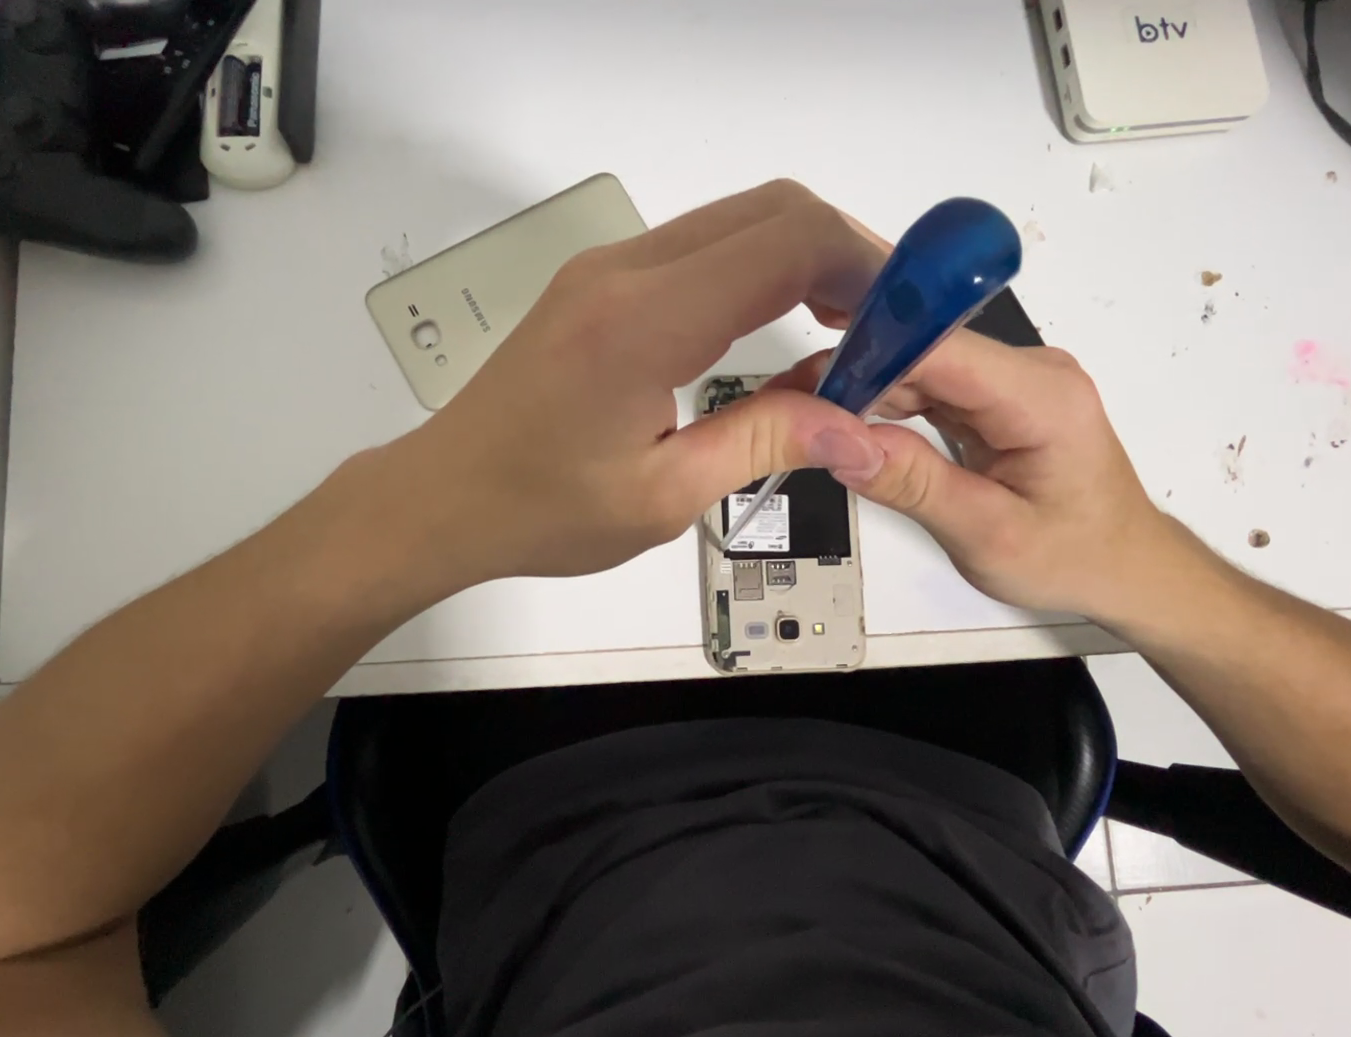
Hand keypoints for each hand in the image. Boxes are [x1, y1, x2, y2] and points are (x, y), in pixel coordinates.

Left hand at [394, 180, 890, 582]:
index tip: (904, 319)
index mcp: (643, 323)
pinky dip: (756, 267)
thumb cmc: (541, 512)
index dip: (865, 266)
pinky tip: (777, 320)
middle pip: (770, 210)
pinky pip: (698, 246)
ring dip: (802, 256)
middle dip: (845, 253)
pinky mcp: (598, 283)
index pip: (786, 242)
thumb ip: (761, 441)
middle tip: (884, 324)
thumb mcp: (662, 496)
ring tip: (844, 325)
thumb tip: (849, 420)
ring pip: (736, 219)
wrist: (446, 495)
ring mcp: (606, 268)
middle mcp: (624, 272)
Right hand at [774, 330, 1201, 621]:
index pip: (939, 349)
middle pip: (924, 352)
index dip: (868, 354)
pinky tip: (850, 426)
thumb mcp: (986, 534)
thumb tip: (839, 443)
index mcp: (1040, 397)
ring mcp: (1012, 383)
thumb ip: (914, 484)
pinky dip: (887, 407)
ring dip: (865, 392)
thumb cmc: (1071, 558)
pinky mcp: (997, 399)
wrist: (1124, 567)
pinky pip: (930, 389)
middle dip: (856, 376)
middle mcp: (1029, 372)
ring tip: (809, 419)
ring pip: (920, 368)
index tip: (804, 383)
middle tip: (792, 412)